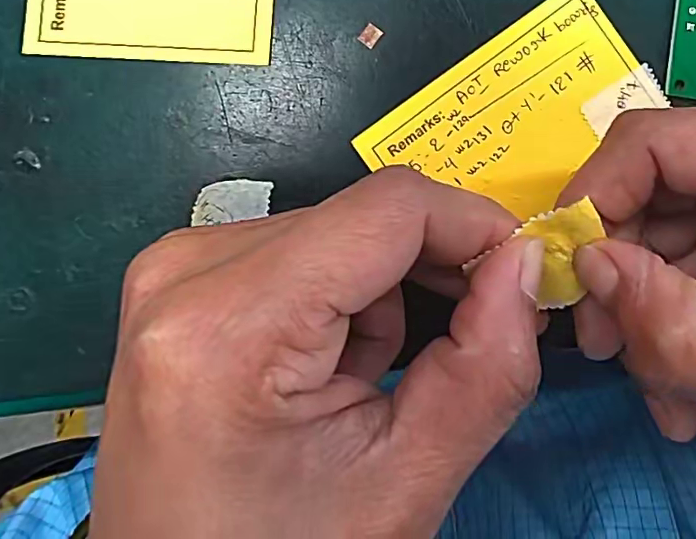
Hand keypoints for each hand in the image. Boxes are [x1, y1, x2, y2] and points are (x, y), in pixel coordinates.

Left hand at [94, 168, 544, 537]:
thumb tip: (520, 261)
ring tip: (356, 373)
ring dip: (372, 284)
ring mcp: (174, 262)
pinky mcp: (176, 267)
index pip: (383, 208)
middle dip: (422, 266)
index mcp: (230, 324)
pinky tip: (316, 355)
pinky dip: (329, 285)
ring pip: (329, 224)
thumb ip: (484, 369)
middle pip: (355, 216)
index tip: (516, 263)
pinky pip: (291, 242)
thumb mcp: (401, 486)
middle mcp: (188, 267)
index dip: (467, 221)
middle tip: (457, 334)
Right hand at [558, 92, 695, 512]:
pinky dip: (682, 315)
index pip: (660, 142)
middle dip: (627, 274)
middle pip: (654, 185)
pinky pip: (689, 249)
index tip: (563, 269)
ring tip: (677, 403)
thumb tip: (582, 268)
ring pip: (663, 225)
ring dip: (654, 311)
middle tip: (613, 353)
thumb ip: (678, 330)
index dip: (595, 196)